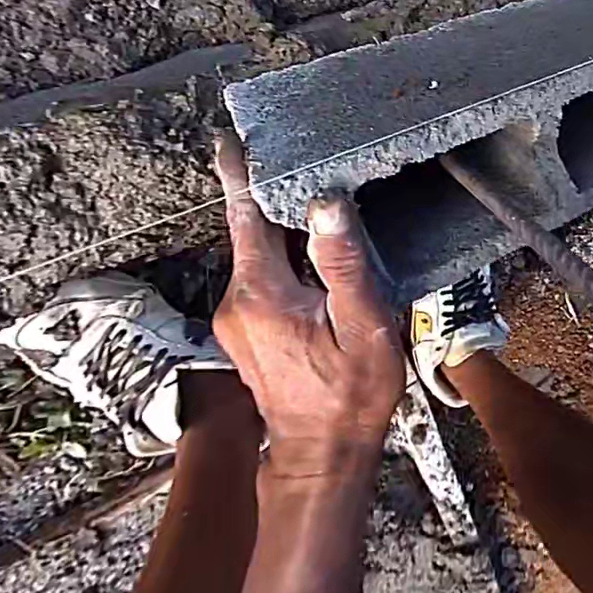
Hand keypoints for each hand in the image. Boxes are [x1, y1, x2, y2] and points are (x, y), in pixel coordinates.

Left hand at [211, 131, 404, 475]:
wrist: (322, 453)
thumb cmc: (350, 394)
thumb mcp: (361, 326)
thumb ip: (343, 264)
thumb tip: (327, 205)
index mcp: (261, 293)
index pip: (245, 217)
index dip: (239, 174)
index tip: (230, 139)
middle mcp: (236, 302)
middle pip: (249, 232)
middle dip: (265, 195)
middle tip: (287, 156)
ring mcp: (236, 320)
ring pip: (255, 256)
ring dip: (274, 227)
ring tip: (302, 197)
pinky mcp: (245, 332)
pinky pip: (259, 279)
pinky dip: (277, 256)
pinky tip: (303, 252)